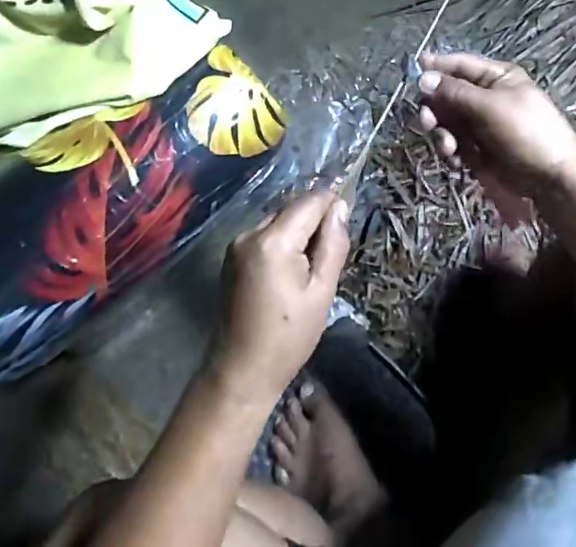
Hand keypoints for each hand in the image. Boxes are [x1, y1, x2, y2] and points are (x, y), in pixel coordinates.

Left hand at [213, 190, 349, 401]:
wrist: (240, 373)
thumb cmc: (288, 337)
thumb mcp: (322, 292)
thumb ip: (333, 244)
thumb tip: (340, 206)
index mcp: (273, 242)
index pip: (310, 201)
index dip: (332, 206)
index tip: (344, 229)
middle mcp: (250, 233)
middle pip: (293, 209)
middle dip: (314, 224)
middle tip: (326, 261)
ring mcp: (237, 244)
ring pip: (280, 221)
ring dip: (298, 234)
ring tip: (308, 272)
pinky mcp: (231, 256)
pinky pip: (265, 235)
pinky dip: (282, 244)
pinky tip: (288, 275)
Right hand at [413, 51, 575, 212]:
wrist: (553, 178)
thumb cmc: (527, 132)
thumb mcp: (490, 107)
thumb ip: (455, 92)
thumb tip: (422, 78)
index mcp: (496, 77)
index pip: (459, 64)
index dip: (435, 67)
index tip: (412, 71)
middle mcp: (487, 96)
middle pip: (447, 95)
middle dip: (436, 110)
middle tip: (428, 123)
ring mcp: (482, 123)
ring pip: (447, 122)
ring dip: (443, 135)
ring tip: (450, 149)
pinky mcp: (480, 148)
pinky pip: (455, 143)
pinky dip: (452, 152)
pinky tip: (457, 162)